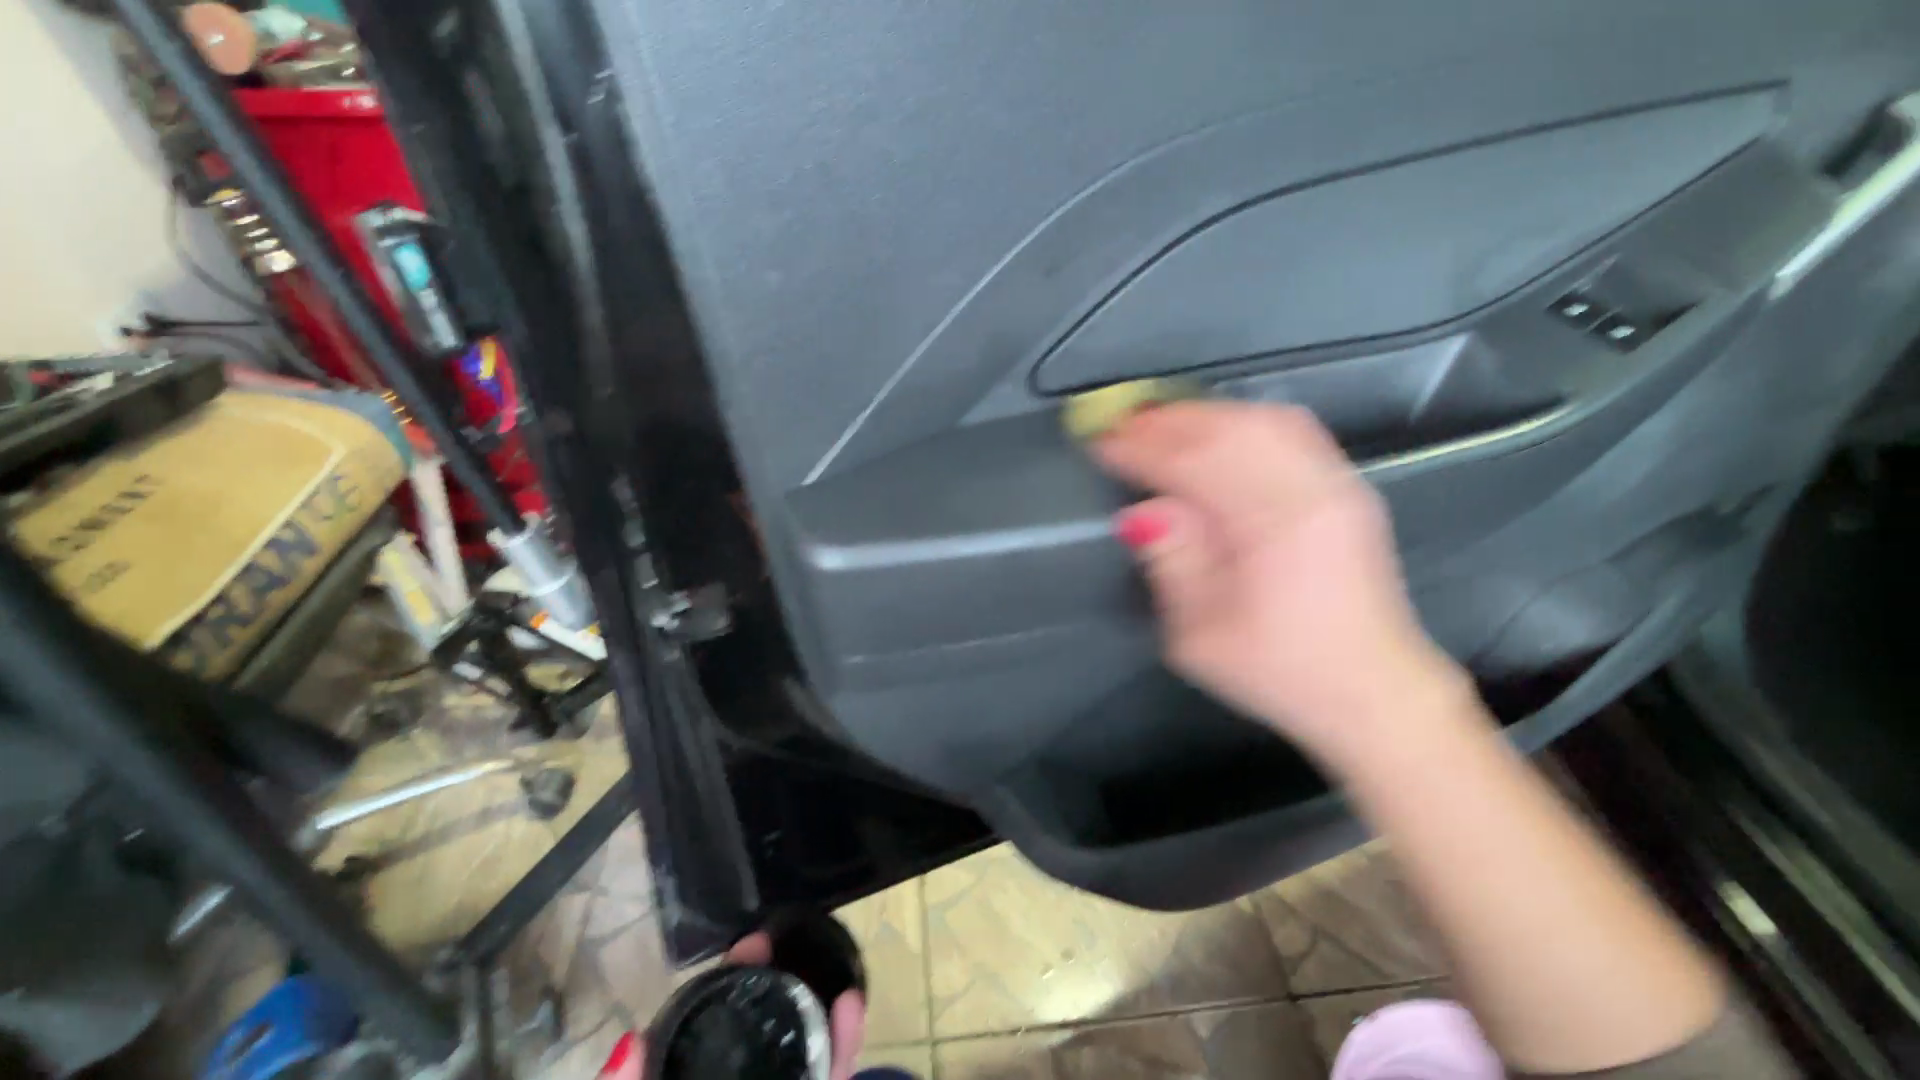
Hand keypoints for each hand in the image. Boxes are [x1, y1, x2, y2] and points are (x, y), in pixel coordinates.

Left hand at [599, 932, 866, 1079]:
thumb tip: (626, 1044)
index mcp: (695, 1079)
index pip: (711, 1041)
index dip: (724, 992)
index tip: (741, 950)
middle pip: (760, 1042)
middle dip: (769, 991)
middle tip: (773, 941)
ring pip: (805, 1057)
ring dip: (815, 1011)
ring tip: (819, 960)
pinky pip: (834, 1075)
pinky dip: (844, 1045)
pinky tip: (852, 1004)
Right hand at [1094, 401, 1465, 763]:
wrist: (1373, 690)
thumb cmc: (1282, 673)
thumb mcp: (1203, 637)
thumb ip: (1172, 566)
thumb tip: (1142, 512)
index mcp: (1276, 528)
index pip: (1195, 462)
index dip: (1141, 447)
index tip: (1100, 442)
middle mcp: (1312, 491)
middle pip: (1230, 427)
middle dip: (1167, 421)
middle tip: (1120, 425)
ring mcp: (1337, 484)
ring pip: (1263, 419)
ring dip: (1203, 415)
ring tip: (1158, 424)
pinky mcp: (1346, 489)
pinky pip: (1290, 430)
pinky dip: (1242, 420)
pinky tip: (1215, 431)